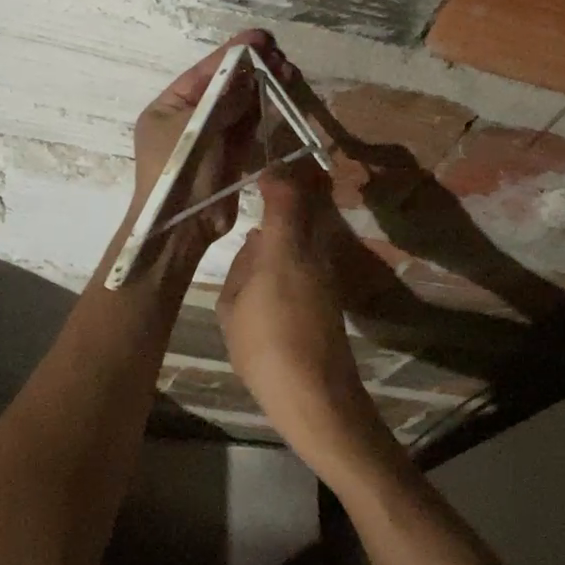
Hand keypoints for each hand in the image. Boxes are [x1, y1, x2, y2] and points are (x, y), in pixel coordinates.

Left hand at [125, 30, 291, 260]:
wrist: (181, 227)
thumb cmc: (179, 172)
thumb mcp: (198, 128)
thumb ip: (224, 99)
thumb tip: (249, 76)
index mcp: (169, 108)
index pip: (205, 72)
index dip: (234, 53)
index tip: (262, 38)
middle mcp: (189, 119)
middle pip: (225, 87)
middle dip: (254, 70)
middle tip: (282, 57)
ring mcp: (211, 139)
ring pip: (241, 106)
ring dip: (264, 89)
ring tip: (289, 72)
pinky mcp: (230, 158)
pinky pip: (249, 128)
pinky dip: (265, 112)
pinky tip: (284, 97)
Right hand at [217, 158, 393, 473]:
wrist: (314, 393)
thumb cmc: (264, 348)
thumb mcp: (232, 307)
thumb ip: (241, 268)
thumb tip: (255, 244)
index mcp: (285, 248)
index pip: (286, 193)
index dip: (275, 176)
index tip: (258, 171)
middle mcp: (314, 252)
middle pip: (310, 205)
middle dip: (291, 190)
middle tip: (267, 184)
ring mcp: (327, 273)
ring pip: (314, 230)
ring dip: (295, 218)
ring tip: (265, 220)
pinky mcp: (332, 294)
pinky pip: (313, 255)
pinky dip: (297, 245)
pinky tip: (274, 262)